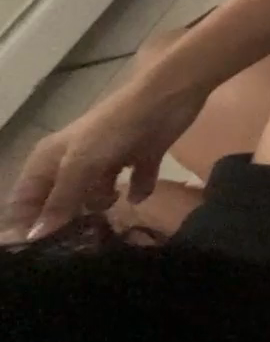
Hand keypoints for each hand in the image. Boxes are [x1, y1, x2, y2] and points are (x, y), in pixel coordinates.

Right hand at [4, 68, 205, 241]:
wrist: (171, 94)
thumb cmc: (116, 126)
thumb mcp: (81, 163)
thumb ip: (61, 199)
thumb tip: (35, 236)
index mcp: (50, 160)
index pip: (25, 199)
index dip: (25, 222)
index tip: (33, 247)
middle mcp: (77, 160)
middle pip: (64, 198)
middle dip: (69, 215)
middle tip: (79, 234)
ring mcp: (112, 157)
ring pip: (100, 190)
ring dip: (104, 201)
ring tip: (111, 204)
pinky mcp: (145, 154)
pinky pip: (138, 179)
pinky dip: (140, 188)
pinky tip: (142, 195)